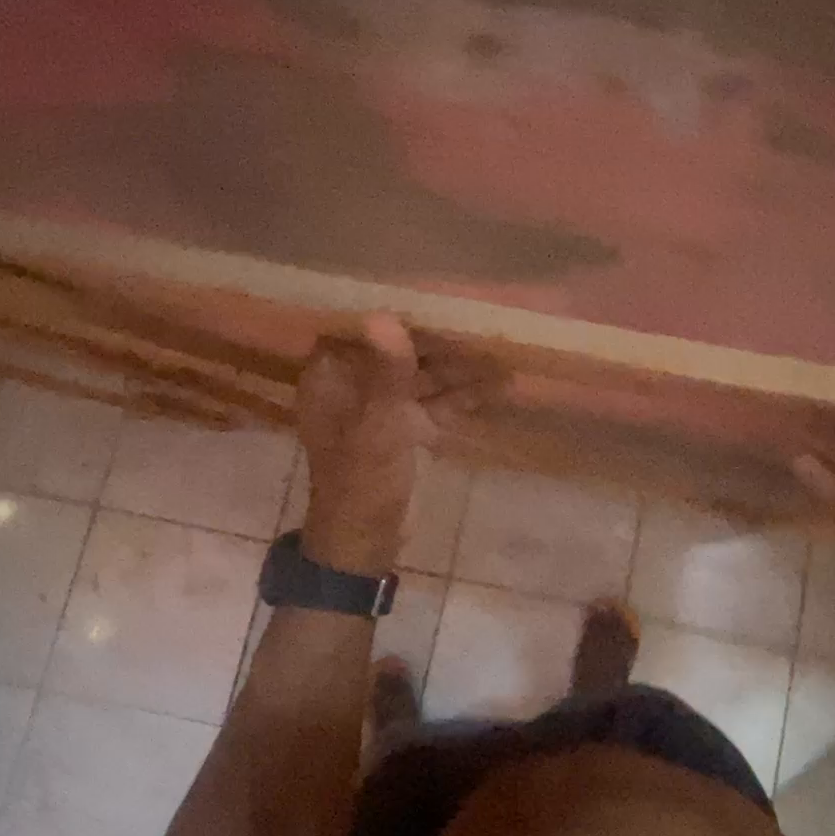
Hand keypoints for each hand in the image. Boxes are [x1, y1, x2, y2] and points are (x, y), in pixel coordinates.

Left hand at [295, 314, 499, 575]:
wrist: (366, 542)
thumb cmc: (362, 481)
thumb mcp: (377, 426)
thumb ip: (387, 372)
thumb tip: (386, 315)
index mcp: (332, 376)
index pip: (365, 328)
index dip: (400, 311)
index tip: (437, 293)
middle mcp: (355, 384)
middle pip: (401, 349)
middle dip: (441, 341)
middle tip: (483, 324)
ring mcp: (382, 408)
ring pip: (424, 376)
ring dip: (460, 369)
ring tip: (503, 355)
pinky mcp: (405, 428)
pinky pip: (436, 403)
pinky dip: (463, 396)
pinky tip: (499, 386)